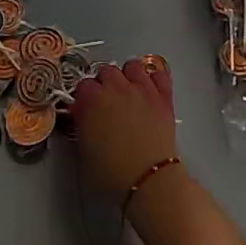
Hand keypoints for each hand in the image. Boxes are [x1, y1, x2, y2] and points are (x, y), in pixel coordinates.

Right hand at [70, 56, 177, 195]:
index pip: (82, 85)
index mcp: (93, 101)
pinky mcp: (163, 95)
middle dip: (103, 83)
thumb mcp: (84, 152)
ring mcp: (143, 88)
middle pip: (106, 71)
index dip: (83, 97)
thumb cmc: (112, 172)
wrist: (148, 178)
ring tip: (127, 90)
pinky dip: (153, 79)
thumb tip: (83, 116)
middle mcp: (117, 88)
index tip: (84, 107)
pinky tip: (150, 89)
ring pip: (133, 66)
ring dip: (127, 75)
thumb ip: (82, 126)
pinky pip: (159, 74)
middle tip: (104, 100)